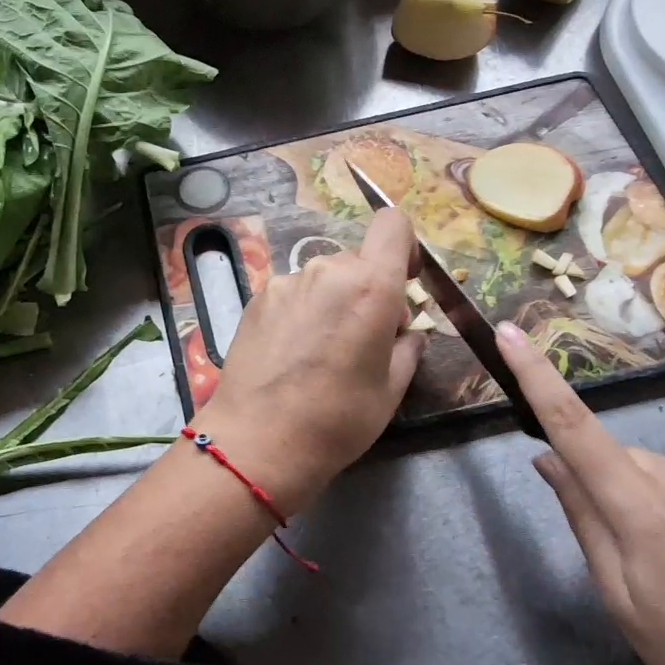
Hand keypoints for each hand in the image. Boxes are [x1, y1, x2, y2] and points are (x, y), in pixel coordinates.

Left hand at [195, 208, 425, 511]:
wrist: (259, 440)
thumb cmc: (338, 419)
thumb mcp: (392, 388)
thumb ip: (407, 344)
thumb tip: (407, 329)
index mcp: (370, 285)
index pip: (392, 224)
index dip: (404, 247)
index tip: (404, 282)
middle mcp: (327, 270)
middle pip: (358, 259)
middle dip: (369, 289)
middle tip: (367, 337)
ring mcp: (286, 281)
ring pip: (324, 277)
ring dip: (333, 300)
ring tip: (324, 350)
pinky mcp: (258, 298)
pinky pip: (294, 292)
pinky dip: (303, 310)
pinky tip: (294, 352)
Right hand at [494, 323, 664, 664]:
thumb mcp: (626, 607)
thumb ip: (585, 524)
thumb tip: (549, 462)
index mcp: (643, 510)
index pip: (574, 427)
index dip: (536, 377)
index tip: (509, 333)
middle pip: (620, 458)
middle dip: (606, 486)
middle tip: (625, 560)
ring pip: (664, 477)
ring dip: (653, 508)